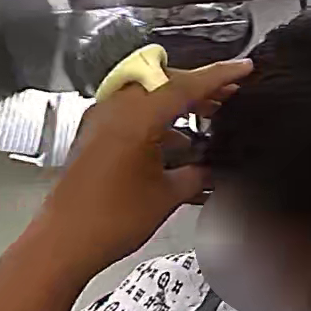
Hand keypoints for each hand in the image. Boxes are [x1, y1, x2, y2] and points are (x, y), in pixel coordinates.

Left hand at [26, 59, 249, 276]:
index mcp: (135, 118)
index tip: (245, 68)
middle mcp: (115, 111)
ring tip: (211, 123)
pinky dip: (161, 125)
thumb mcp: (168, 196)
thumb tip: (212, 168)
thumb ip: (197, 174)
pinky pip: (135, 118)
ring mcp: (103, 122)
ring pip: (150, 100)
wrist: (65, 242)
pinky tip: (182, 149)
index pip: (185, 87)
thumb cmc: (113, 219)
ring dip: (181, 108)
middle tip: (231, 97)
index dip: (220, 76)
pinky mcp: (97, 138)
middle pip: (165, 85)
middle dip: (200, 90)